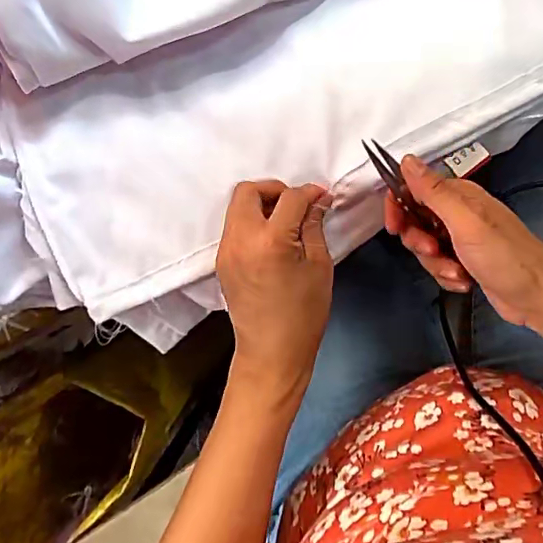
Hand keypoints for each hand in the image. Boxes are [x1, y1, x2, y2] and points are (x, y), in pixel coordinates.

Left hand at [215, 180, 332, 402]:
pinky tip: (271, 239)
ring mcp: (226, 250)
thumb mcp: (319, 267)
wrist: (271, 352)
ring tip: (285, 222)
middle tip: (296, 205)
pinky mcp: (221, 261)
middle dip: (274, 190)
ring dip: (260, 204)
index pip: (289, 198)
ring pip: (236, 207)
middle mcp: (241, 239)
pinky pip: (233, 227)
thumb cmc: (303, 314)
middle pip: (248, 191)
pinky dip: (251, 222)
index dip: (309, 192)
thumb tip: (316, 202)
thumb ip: (313, 227)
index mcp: (270, 240)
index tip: (321, 197)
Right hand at [382, 155, 542, 325]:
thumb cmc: (507, 257)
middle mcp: (459, 213)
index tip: (395, 227)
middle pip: (415, 220)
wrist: (541, 299)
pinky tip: (464, 280)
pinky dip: (446, 275)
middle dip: (418, 241)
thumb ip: (433, 191)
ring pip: (424, 246)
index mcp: (459, 195)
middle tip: (434, 250)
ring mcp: (462, 238)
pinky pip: (438, 265)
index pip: (413, 189)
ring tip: (456, 271)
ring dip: (435, 263)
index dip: (398, 206)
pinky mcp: (466, 261)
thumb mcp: (465, 221)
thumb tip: (407, 160)